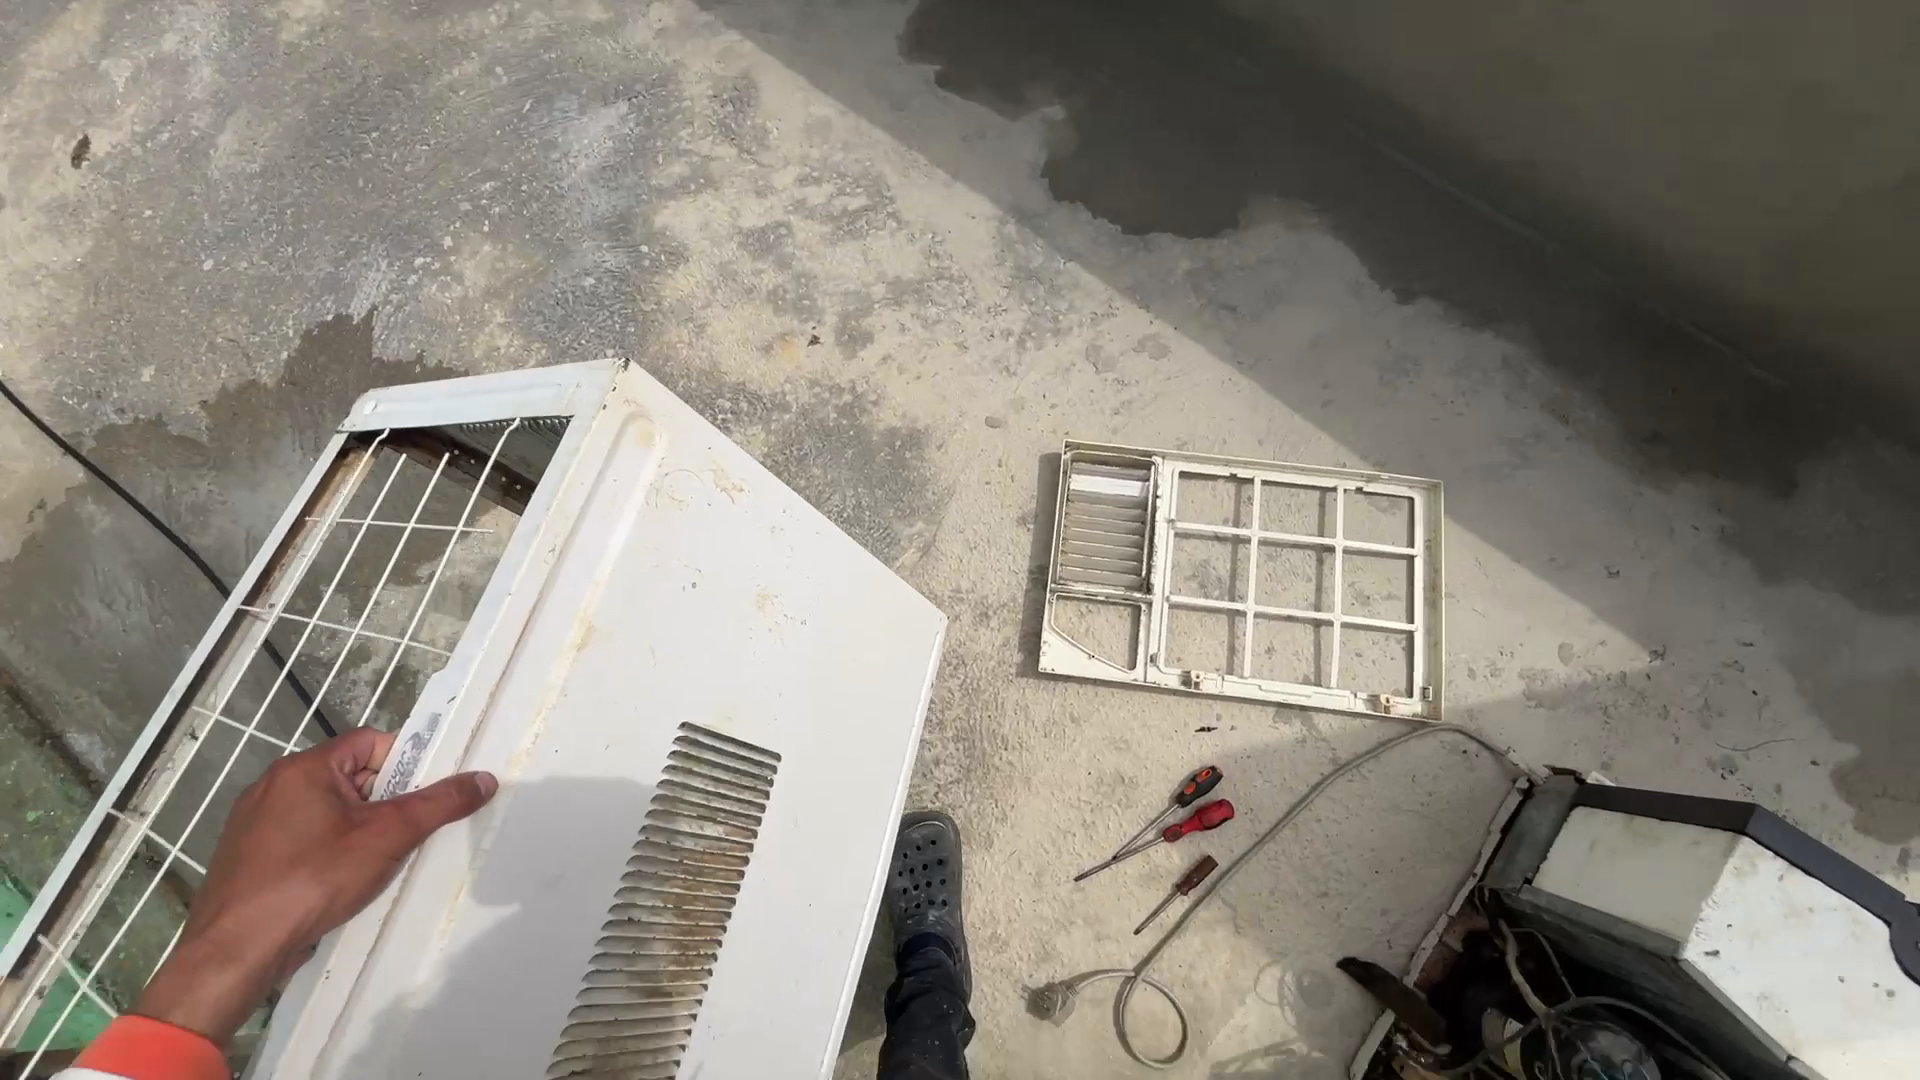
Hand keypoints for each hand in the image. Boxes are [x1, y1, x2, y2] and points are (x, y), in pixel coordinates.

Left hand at [135, 727, 496, 1044]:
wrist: (233, 955)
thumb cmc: (313, 880)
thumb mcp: (390, 836)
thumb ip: (441, 802)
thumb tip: (485, 779)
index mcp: (303, 769)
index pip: (372, 743)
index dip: (406, 762)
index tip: (426, 793)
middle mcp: (273, 786)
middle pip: (354, 775)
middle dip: (388, 799)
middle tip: (410, 827)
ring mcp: (254, 822)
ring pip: (332, 808)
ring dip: (363, 825)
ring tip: (381, 855)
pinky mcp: (248, 856)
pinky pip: (306, 835)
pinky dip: (333, 847)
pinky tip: (344, 876)